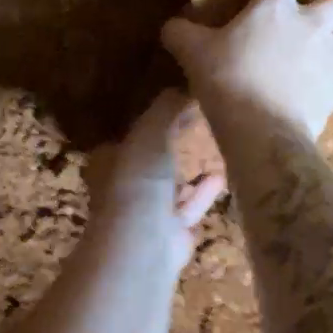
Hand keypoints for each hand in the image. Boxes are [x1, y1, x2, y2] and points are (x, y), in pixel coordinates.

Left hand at [85, 90, 225, 272]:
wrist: (143, 244)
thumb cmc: (138, 182)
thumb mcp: (150, 133)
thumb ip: (166, 110)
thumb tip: (183, 88)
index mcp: (109, 163)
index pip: (126, 139)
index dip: (147, 125)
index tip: (173, 109)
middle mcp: (123, 190)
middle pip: (148, 165)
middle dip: (168, 150)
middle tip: (194, 129)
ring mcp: (145, 216)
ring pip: (169, 190)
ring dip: (187, 174)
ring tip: (214, 153)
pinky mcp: (169, 236)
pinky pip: (188, 210)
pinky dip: (203, 196)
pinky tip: (223, 179)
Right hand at [162, 0, 332, 141]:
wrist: (265, 132)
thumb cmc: (229, 81)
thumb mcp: (195, 54)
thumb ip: (182, 34)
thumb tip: (170, 27)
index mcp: (276, 6)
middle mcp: (310, 25)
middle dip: (327, 5)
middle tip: (307, 17)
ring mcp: (327, 58)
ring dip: (332, 38)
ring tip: (313, 51)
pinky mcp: (332, 90)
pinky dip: (321, 78)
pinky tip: (302, 90)